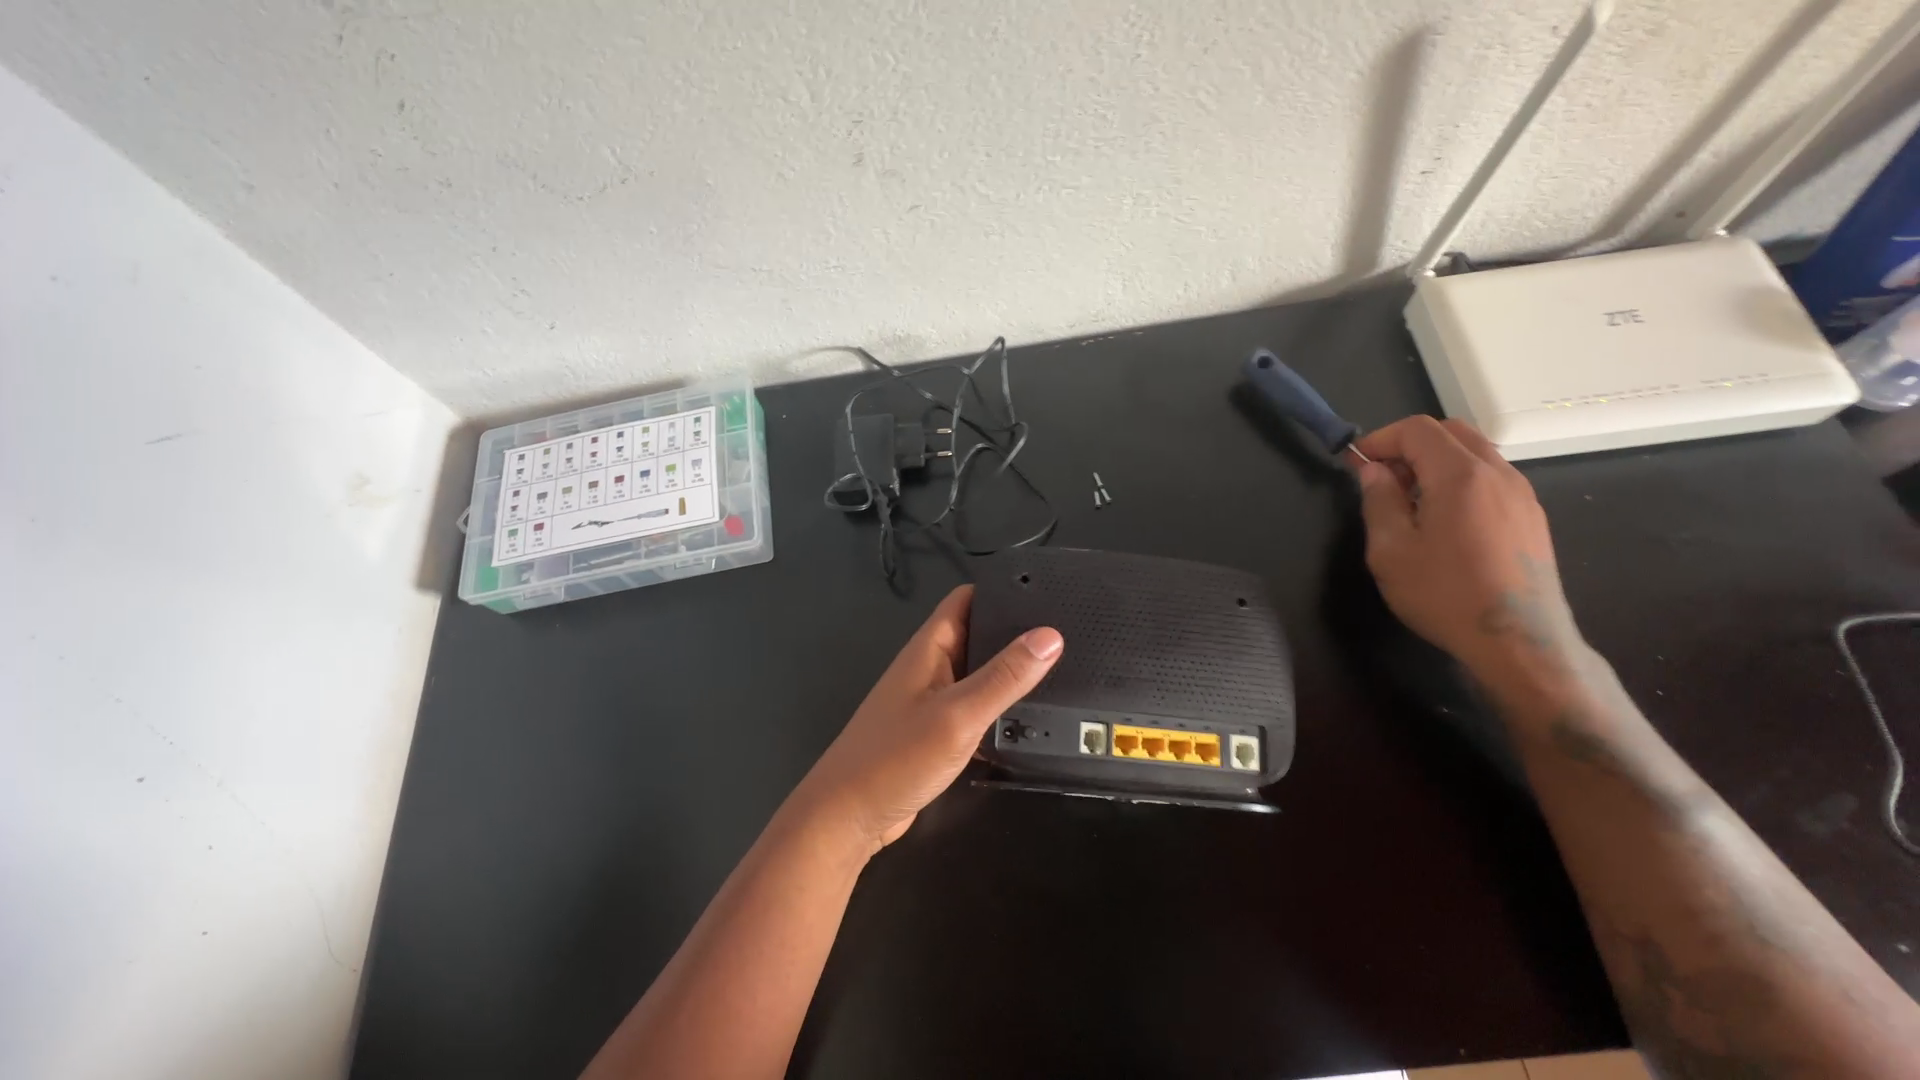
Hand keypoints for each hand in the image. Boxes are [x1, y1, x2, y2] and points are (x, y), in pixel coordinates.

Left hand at [785, 586, 1063, 854]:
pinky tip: (1026, 724)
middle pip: (977, 635)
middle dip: (1015, 633)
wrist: (848, 817)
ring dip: (1008, 675)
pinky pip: (973, 710)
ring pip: (977, 675)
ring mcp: (930, 701)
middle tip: (1066, 636)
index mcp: (929, 649)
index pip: (967, 599)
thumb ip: (1004, 677)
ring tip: (1060, 674)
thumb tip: (1050, 636)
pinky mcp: (934, 733)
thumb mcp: (958, 715)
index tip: (1047, 588)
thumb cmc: (896, 759)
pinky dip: (997, 711)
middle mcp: (929, 668)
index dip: (1003, 590)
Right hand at [1352, 416, 1581, 675]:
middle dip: (1410, 445)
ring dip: (1437, 462)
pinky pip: (1491, 479)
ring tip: (1410, 502)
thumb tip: (1374, 472)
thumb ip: (1379, 502)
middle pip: (1451, 432)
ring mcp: (1521, 494)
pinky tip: (1444, 521)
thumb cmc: (1446, 595)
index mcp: (1460, 475)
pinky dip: (1461, 481)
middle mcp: (1498, 473)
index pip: (1418, 429)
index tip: (1356, 462)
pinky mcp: (1531, 517)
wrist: (1519, 641)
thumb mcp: (1391, 551)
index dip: (1381, 438)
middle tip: (1383, 478)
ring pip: (1475, 454)